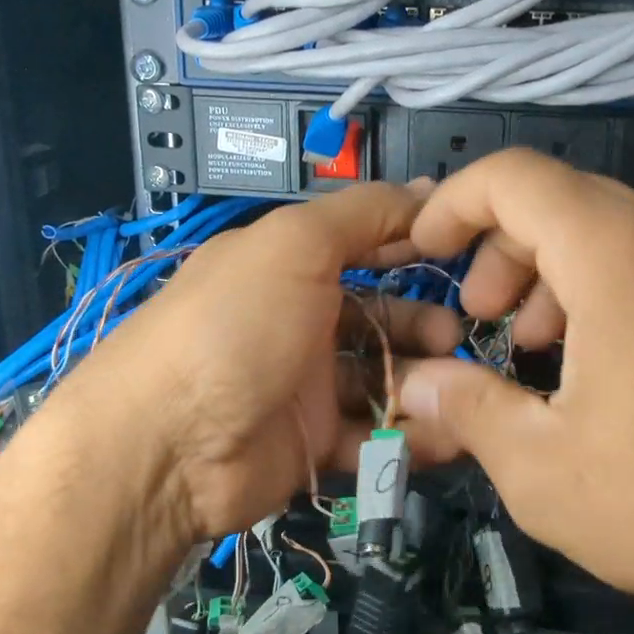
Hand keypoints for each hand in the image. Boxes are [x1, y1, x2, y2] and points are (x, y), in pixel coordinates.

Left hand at [53, 184, 461, 549]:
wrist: (169, 445)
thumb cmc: (236, 326)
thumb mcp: (295, 244)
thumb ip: (363, 212)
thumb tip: (429, 186)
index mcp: (288, 269)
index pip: (363, 249)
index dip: (410, 248)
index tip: (463, 257)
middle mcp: (297, 324)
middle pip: (379, 320)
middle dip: (423, 325)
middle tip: (455, 337)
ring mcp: (304, 388)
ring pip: (382, 380)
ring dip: (424, 383)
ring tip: (457, 390)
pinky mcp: (312, 446)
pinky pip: (371, 436)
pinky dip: (406, 436)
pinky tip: (442, 433)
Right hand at [400, 150, 633, 633]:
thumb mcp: (543, 468)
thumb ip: (465, 409)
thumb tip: (415, 384)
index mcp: (617, 255)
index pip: (515, 177)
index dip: (452, 203)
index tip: (422, 252)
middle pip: (561, 200)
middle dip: (498, 250)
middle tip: (478, 319)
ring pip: (608, 232)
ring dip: (549, 273)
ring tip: (530, 349)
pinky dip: (601, 291)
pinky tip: (596, 368)